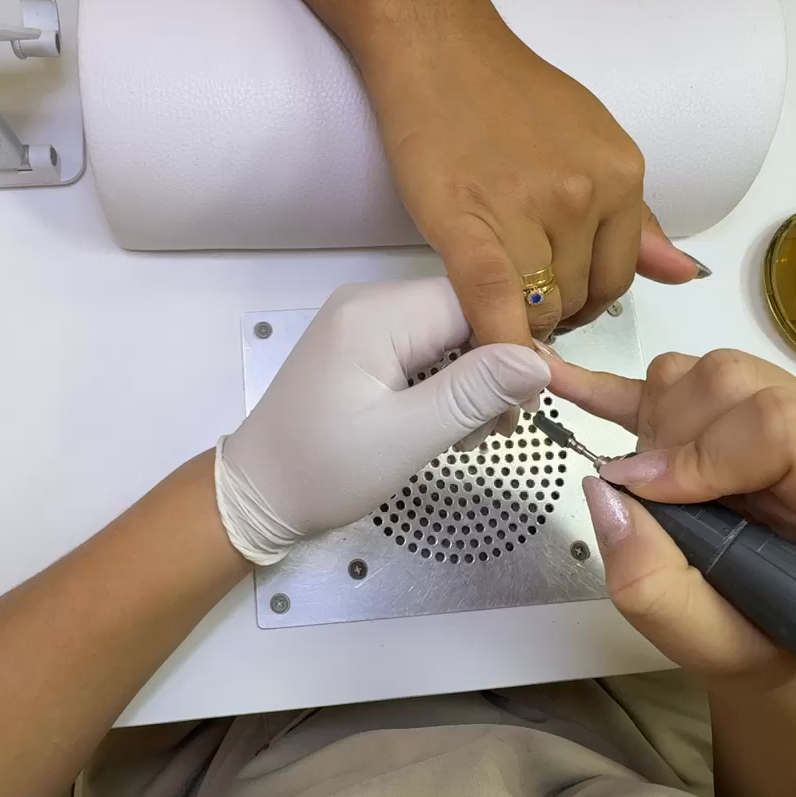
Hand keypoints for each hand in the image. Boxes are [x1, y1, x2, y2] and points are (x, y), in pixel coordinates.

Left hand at [215, 278, 548, 564]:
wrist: (258, 494)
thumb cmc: (325, 471)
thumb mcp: (405, 437)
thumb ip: (473, 393)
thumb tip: (538, 359)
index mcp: (374, 314)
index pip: (472, 301)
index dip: (511, 346)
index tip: (532, 401)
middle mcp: (368, 302)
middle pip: (461, 315)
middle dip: (490, 370)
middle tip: (492, 430)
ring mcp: (361, 322)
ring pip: (446, 334)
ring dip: (469, 382)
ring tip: (463, 436)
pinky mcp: (360, 346)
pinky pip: (422, 349)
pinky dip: (443, 384)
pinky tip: (440, 423)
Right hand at [361, 25, 703, 348]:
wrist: (437, 53)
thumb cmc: (507, 94)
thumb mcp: (593, 142)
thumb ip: (636, 217)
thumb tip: (682, 274)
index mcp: (621, 177)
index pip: (619, 276)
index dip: (585, 302)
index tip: (555, 308)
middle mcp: (587, 197)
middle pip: (578, 298)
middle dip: (552, 314)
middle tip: (517, 303)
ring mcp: (532, 213)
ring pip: (540, 308)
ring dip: (521, 321)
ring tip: (492, 304)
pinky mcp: (471, 228)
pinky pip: (497, 305)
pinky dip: (501, 344)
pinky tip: (497, 369)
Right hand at [545, 348, 795, 689]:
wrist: (771, 634)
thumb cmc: (755, 642)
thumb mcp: (705, 642)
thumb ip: (651, 581)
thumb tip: (604, 488)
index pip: (781, 426)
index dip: (699, 453)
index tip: (645, 493)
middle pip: (732, 382)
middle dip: (669, 436)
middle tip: (648, 495)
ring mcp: (783, 413)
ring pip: (700, 372)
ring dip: (653, 420)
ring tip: (646, 479)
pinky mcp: (728, 412)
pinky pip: (668, 381)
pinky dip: (607, 384)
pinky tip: (559, 377)